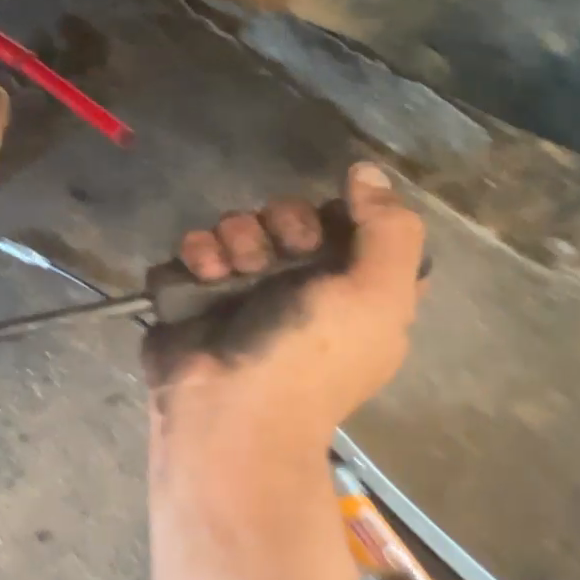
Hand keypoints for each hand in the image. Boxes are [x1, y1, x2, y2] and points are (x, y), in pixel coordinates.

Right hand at [148, 162, 425, 445]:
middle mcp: (297, 284)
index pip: (348, 223)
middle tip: (278, 255)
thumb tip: (367, 172)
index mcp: (352, 289)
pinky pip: (191, 245)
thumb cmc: (312, 356)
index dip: (339, 215)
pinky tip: (202, 275)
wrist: (228, 408)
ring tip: (230, 271)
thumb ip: (387, 228)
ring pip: (236, 225)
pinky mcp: (191, 290)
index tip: (331, 228)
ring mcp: (239, 287)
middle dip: (279, 224)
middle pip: (287, 216)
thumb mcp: (377, 294)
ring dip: (233, 238)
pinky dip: (195, 254)